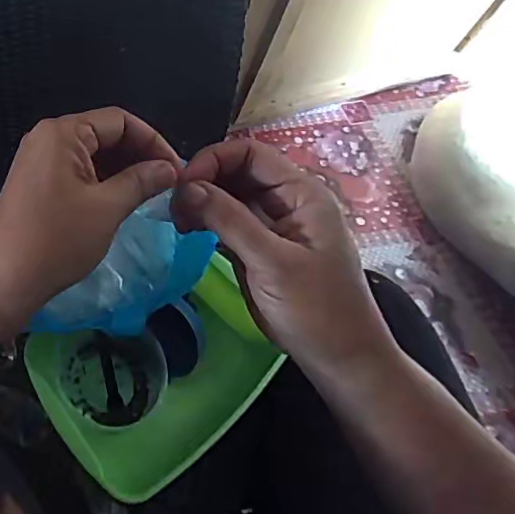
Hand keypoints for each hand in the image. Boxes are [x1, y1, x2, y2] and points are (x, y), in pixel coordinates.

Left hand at [0, 108, 181, 333]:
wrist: (4, 278)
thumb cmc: (57, 238)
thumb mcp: (107, 207)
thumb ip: (142, 181)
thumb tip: (169, 168)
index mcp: (62, 132)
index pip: (119, 120)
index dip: (153, 141)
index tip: (178, 170)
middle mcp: (47, 137)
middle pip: (104, 134)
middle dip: (139, 155)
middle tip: (169, 185)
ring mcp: (38, 160)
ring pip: (92, 154)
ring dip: (123, 170)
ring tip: (152, 195)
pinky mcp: (36, 182)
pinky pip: (77, 171)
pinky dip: (102, 181)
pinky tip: (123, 201)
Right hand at [169, 138, 394, 376]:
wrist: (340, 361)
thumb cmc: (317, 310)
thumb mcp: (272, 262)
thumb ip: (229, 219)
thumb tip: (186, 186)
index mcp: (301, 194)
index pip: (250, 153)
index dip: (213, 159)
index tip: (183, 184)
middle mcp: (286, 200)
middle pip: (235, 170)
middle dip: (202, 180)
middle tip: (173, 207)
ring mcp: (272, 223)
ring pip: (227, 193)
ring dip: (200, 200)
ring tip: (178, 221)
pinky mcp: (258, 245)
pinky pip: (226, 218)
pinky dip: (204, 219)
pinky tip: (188, 231)